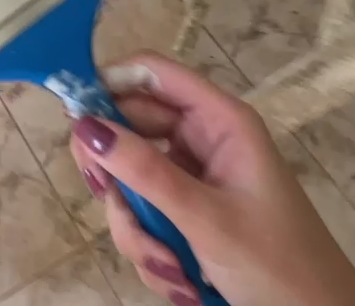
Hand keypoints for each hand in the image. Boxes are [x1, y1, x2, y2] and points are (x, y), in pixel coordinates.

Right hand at [69, 52, 354, 305]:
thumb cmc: (279, 269)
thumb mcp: (205, 218)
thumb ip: (142, 170)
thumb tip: (83, 126)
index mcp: (219, 120)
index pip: (151, 73)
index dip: (109, 83)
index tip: (76, 118)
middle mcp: (202, 139)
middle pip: (129, 126)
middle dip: (118, 174)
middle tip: (102, 194)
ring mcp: (192, 177)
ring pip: (130, 177)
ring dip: (135, 225)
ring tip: (169, 267)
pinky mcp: (185, 213)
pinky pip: (142, 213)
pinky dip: (149, 247)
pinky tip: (179, 280)